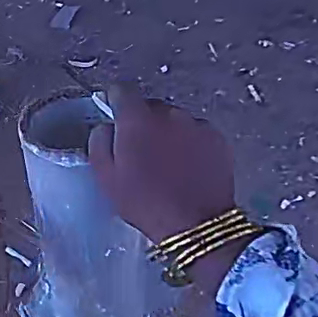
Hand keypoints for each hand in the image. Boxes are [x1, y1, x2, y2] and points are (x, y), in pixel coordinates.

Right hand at [89, 87, 238, 242]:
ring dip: (167, 132)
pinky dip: (189, 142)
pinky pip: (195, 132)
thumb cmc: (144, 202)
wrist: (197, 226)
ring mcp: (196, 124)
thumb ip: (100, 141)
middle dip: (142, 121)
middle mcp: (168, 114)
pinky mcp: (217, 138)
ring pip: (174, 119)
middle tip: (140, 149)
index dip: (115, 98)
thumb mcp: (105, 176)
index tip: (113, 111)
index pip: (122, 90)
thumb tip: (106, 126)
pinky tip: (186, 166)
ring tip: (166, 161)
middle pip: (150, 106)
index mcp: (136, 120)